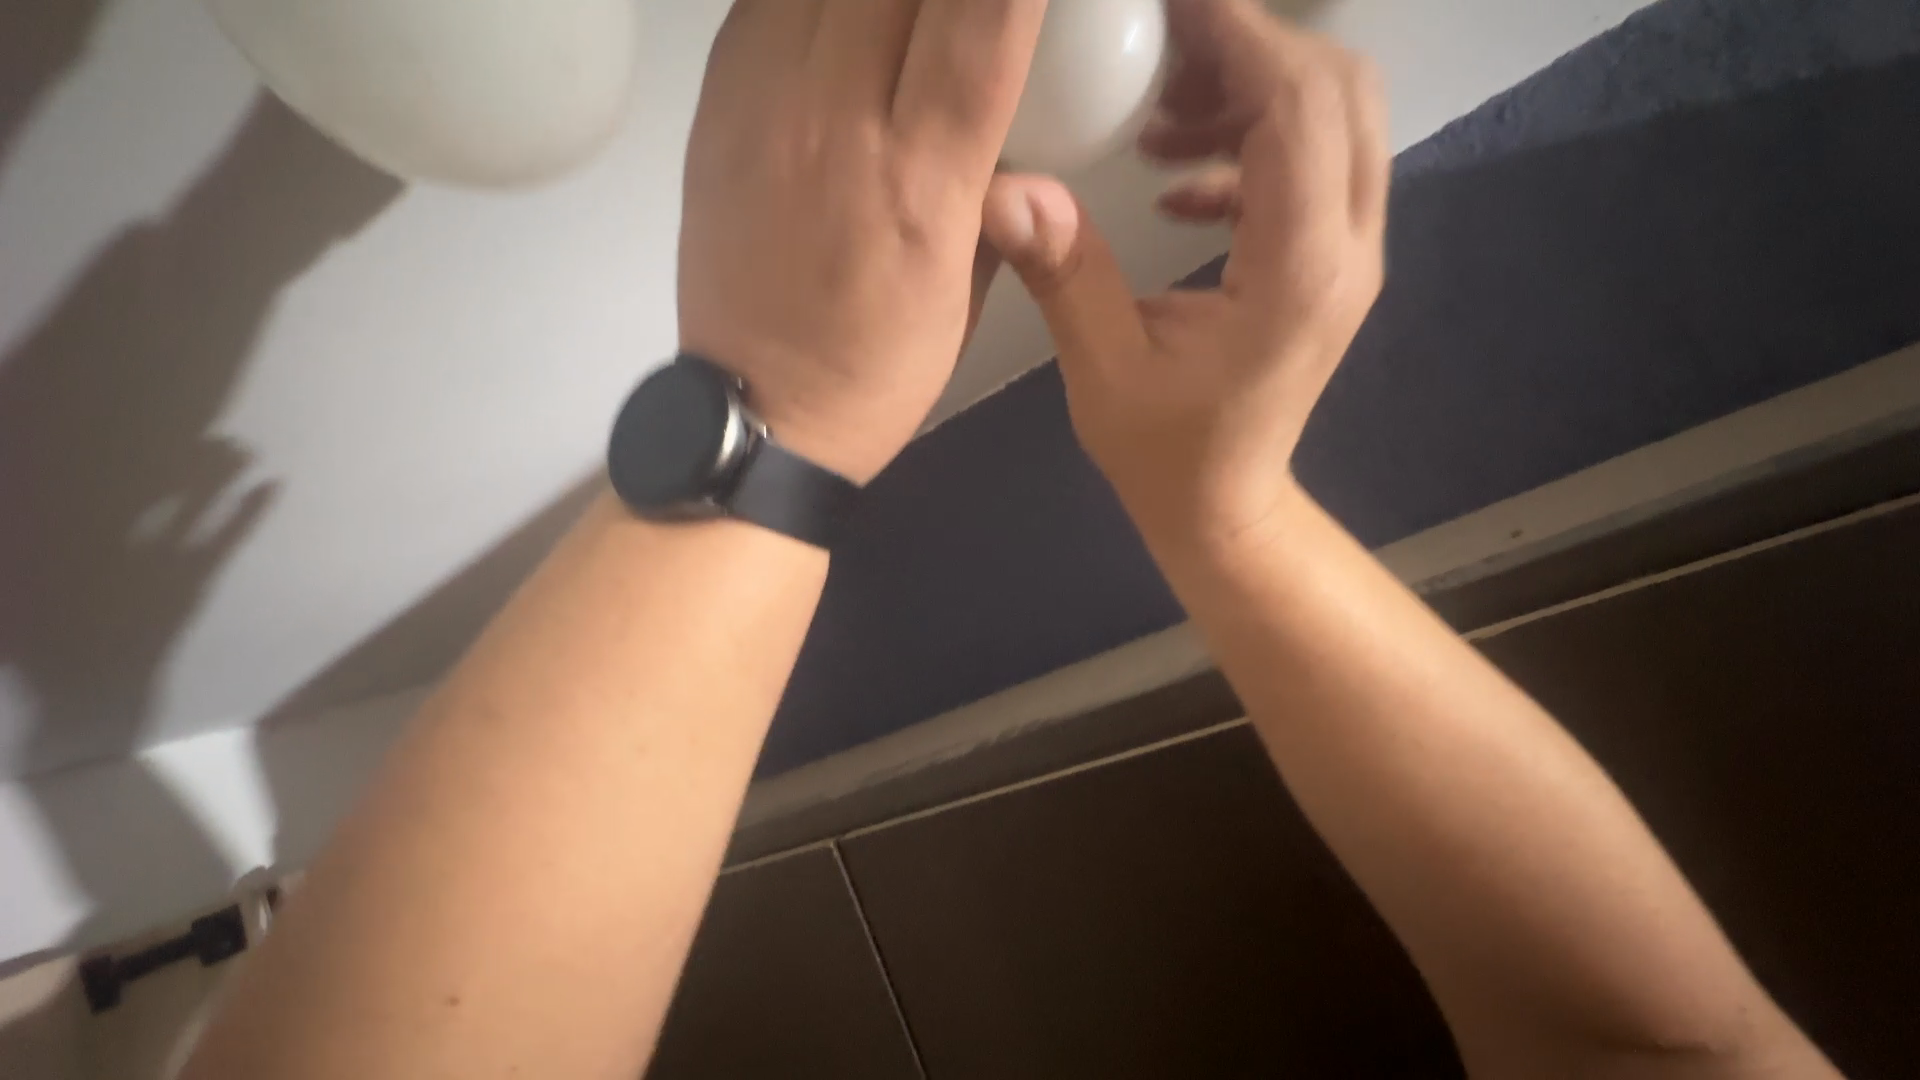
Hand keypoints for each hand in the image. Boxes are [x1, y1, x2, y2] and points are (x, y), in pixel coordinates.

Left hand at [678, 0, 1046, 483]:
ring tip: (895, 22)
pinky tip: (836, 26)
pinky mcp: (714, 108)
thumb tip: (1012, 136)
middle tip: (954, 16)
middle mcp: (839, 124)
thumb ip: (997, 196)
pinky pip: (765, 1)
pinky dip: (812, 1)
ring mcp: (765, 108)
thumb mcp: (967, 294)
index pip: (982, 21)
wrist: (763, 408)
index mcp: (921, 182)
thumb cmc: (881, 370)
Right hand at [982, 0, 1387, 548]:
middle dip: (1248, 50)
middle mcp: (1346, 252)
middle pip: (1337, 92)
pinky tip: (1176, 186)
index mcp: (1296, 277)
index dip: (1239, 35)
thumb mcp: (1102, 371)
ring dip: (1249, 95)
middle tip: (1156, 53)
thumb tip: (1008, 185)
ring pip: (1334, 121)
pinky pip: (1313, 166)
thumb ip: (1067, 274)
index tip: (1171, 2)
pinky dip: (1250, 148)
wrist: (1222, 506)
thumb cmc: (1164, 454)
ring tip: (1156, 127)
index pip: (1296, 110)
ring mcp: (1349, 256)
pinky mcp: (1331, 263)